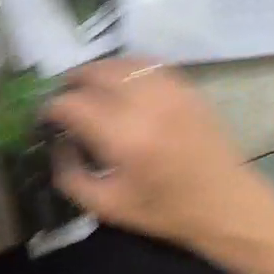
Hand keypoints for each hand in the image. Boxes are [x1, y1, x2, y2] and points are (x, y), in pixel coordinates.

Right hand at [45, 57, 273, 250]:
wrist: (226, 205)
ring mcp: (168, 89)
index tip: (46, 117)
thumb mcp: (107, 207)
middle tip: (64, 98)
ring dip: (97, 72)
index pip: (72, 104)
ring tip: (88, 88)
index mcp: (123, 136)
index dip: (52, 107)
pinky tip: (120, 85)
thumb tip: (56, 144)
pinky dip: (125, 69)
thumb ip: (70, 176)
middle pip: (94, 73)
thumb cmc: (165, 211)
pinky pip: (146, 65)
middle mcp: (144, 103)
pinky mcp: (185, 86)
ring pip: (119, 63)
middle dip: (72, 82)